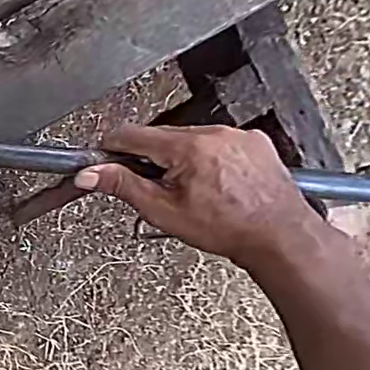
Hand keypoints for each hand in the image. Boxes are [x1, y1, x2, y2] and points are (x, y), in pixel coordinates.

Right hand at [73, 125, 331, 270]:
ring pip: (186, 139)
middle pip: (159, 136)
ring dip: (175, 158)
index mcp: (188, 147)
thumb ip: (122, 185)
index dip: (111, 150)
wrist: (278, 236)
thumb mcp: (161, 211)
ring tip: (184, 191)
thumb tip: (91, 174)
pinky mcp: (252, 142)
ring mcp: (237, 135)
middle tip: (150, 188)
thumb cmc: (226, 227)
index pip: (131, 134)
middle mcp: (215, 134)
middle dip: (147, 159)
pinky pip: (214, 142)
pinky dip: (203, 158)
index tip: (105, 163)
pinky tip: (208, 184)